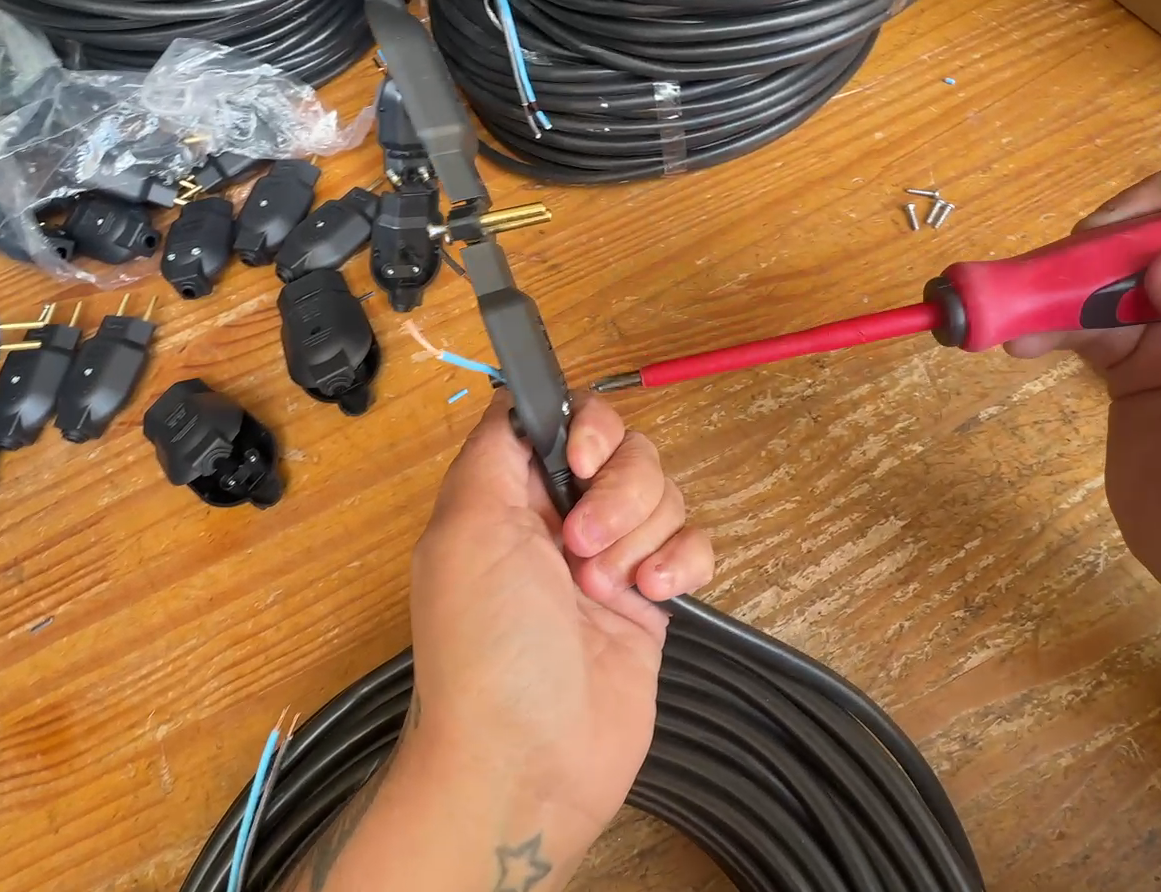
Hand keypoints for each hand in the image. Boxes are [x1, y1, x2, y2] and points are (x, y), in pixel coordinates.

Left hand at [400, 392, 713, 879]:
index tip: (585, 462)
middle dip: (619, 492)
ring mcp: (613, 556)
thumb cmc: (487, 639)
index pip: (565, 419)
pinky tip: (652, 596)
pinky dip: (681, 562)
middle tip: (582, 549)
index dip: (588, 427)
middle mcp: (563, 516)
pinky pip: (693, 544)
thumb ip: (494, 450)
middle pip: (626, 451)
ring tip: (605, 589)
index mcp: (512, 493)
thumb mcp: (467, 529)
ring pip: (663, 493)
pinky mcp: (653, 596)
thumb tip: (516, 399)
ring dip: (640, 535)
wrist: (529, 761)